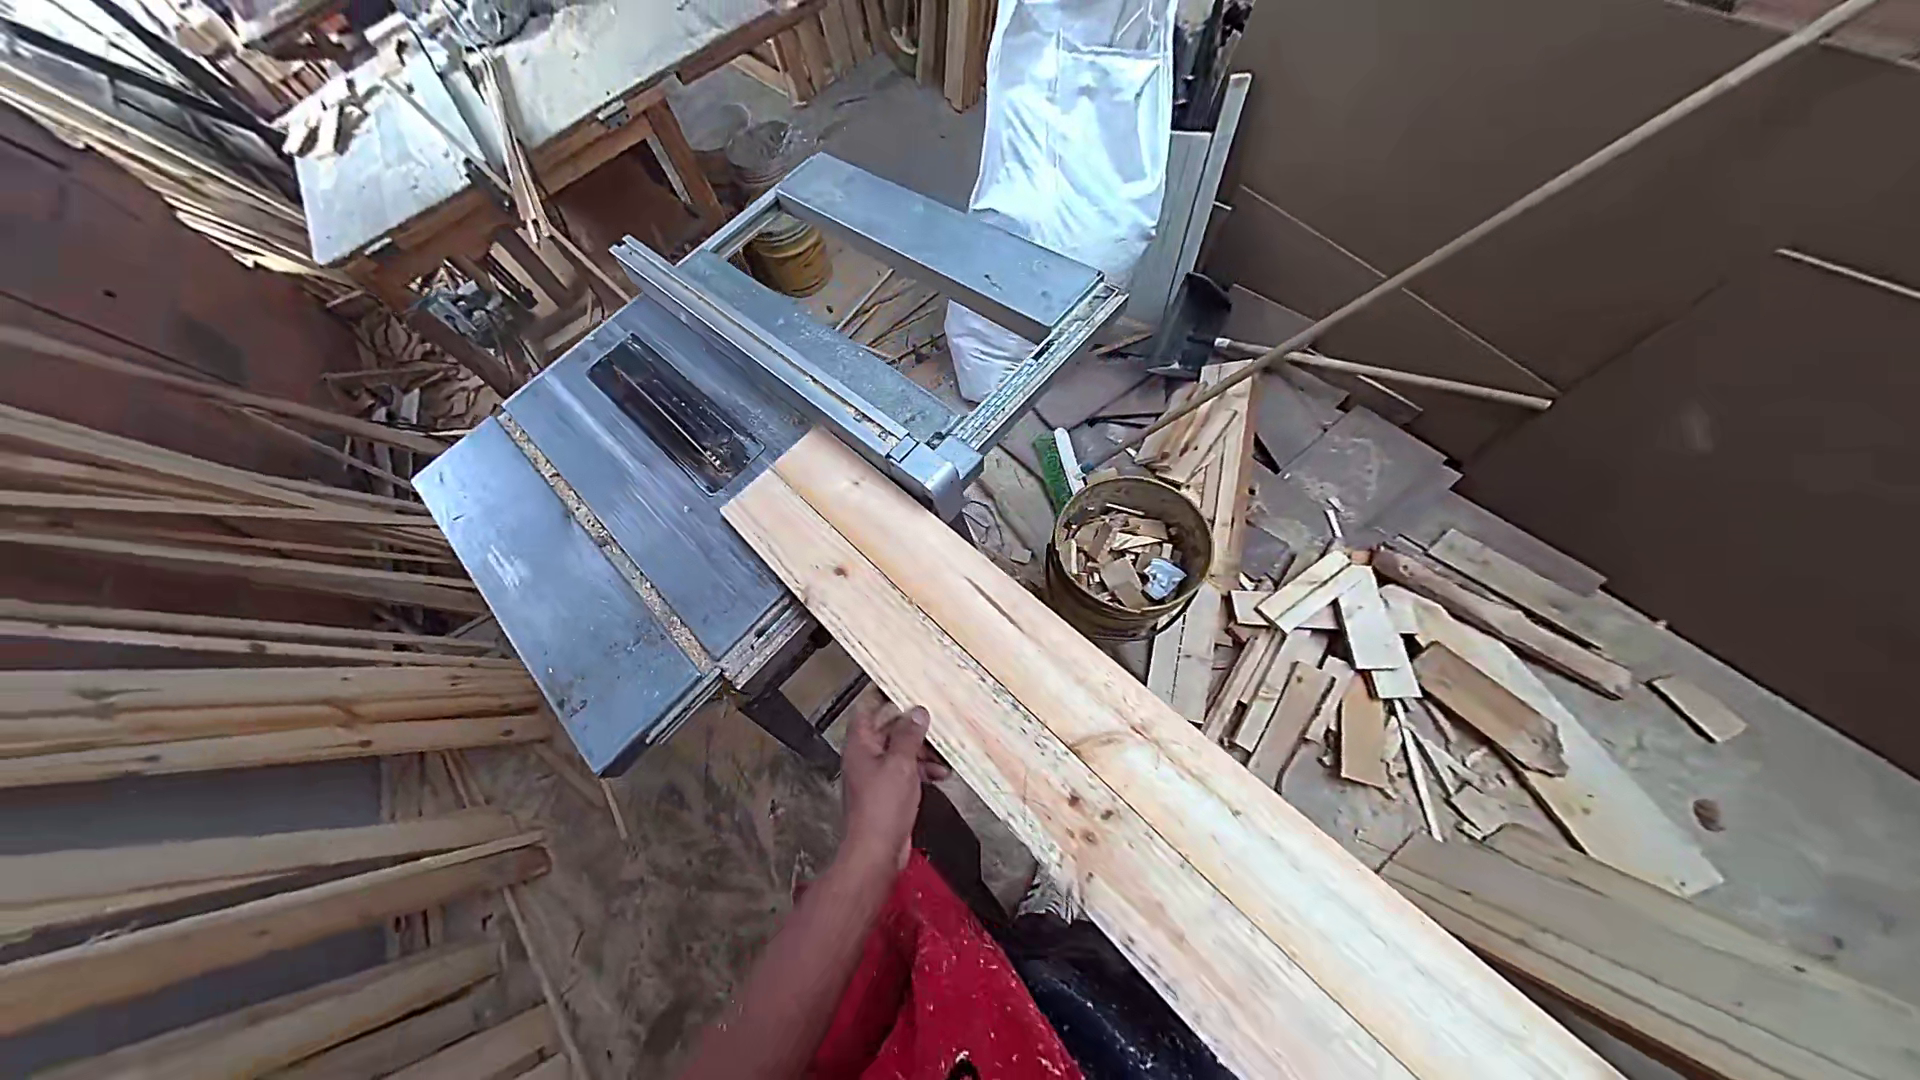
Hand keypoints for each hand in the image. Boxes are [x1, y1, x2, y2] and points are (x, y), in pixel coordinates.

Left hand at [839, 698, 947, 871]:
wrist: (877, 852)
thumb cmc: (881, 808)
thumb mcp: (901, 764)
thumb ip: (909, 735)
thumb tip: (917, 713)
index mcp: (860, 744)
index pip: (868, 709)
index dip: (883, 695)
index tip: (904, 685)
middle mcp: (866, 756)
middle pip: (889, 729)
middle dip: (913, 725)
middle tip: (935, 719)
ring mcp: (877, 774)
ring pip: (901, 750)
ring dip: (923, 750)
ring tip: (945, 752)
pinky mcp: (889, 791)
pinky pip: (907, 770)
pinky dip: (923, 769)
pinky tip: (941, 773)